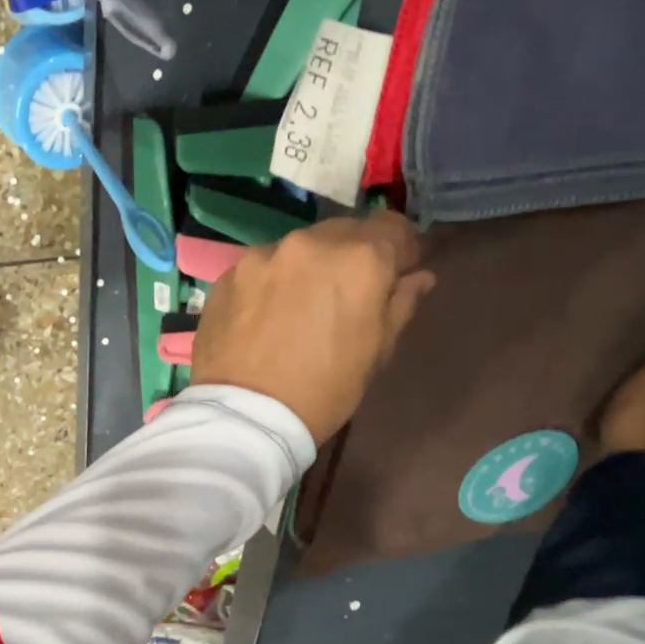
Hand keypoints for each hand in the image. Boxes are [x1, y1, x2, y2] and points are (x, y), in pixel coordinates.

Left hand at [190, 212, 436, 442]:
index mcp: (359, 258)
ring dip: (305, 268)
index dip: (398, 250)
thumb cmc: (323, 390)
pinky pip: (260, 268)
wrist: (244, 416)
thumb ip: (400, 304)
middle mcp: (309, 243)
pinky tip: (264, 316)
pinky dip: (269, 283)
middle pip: (342, 233)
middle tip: (344, 294)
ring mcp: (261, 256)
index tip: (394, 274)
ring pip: (297, 249)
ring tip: (299, 306)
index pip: (392, 227)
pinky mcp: (226, 275)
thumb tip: (418, 277)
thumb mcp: (376, 352)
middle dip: (349, 256)